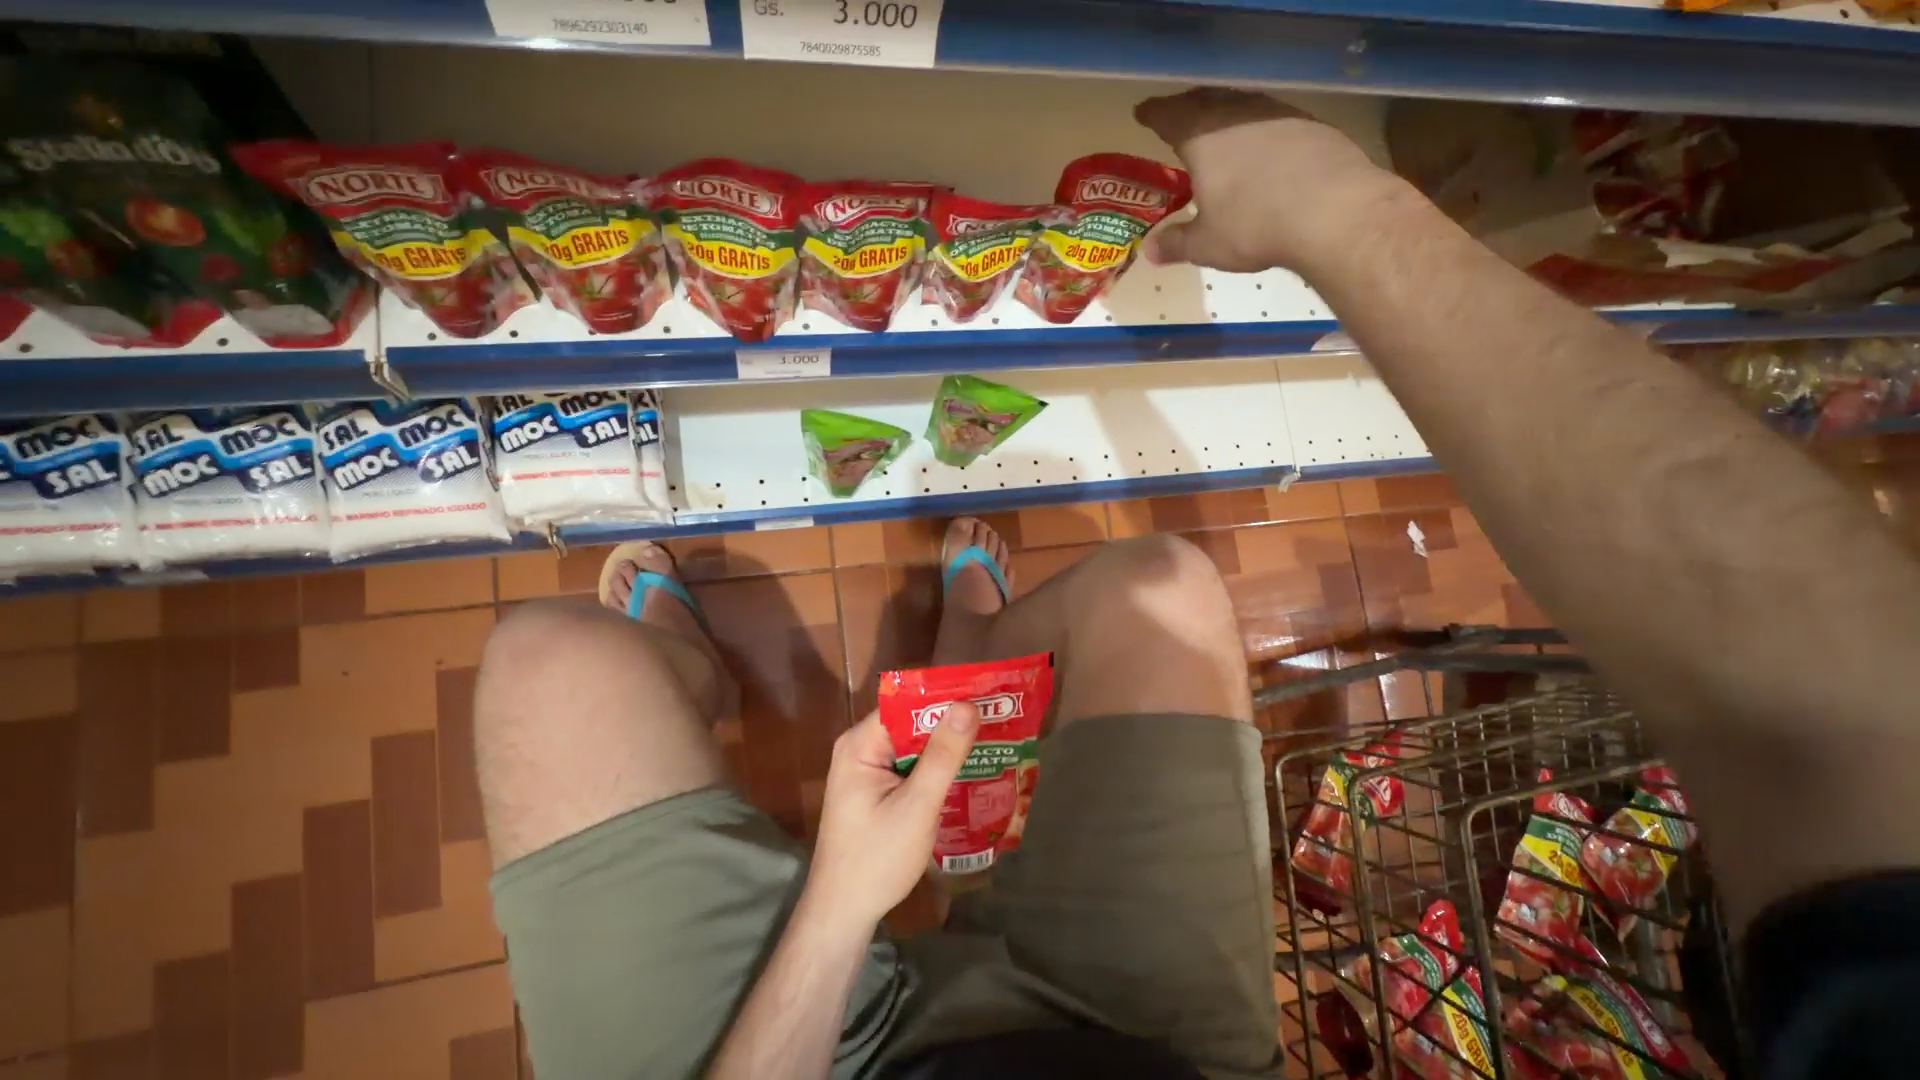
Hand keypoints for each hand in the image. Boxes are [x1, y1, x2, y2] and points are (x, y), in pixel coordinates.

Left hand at [806, 703, 980, 927]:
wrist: (843, 912)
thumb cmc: (877, 858)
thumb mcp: (916, 806)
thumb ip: (942, 756)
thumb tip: (966, 705)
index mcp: (859, 745)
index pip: (905, 704)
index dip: (943, 697)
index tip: (984, 694)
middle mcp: (859, 750)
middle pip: (910, 723)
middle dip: (950, 722)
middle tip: (998, 717)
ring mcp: (867, 773)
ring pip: (914, 747)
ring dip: (947, 747)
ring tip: (994, 739)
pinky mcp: (877, 792)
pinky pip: (910, 768)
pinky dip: (936, 769)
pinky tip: (970, 772)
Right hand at [1134, 87, 1409, 272]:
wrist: (1332, 211)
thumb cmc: (1254, 226)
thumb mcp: (1206, 244)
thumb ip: (1176, 243)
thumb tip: (1151, 251)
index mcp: (1202, 138)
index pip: (1168, 115)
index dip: (1153, 114)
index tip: (1143, 113)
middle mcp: (1237, 115)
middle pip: (1205, 100)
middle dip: (1188, 107)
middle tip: (1178, 115)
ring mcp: (1277, 116)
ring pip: (1242, 104)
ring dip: (1226, 114)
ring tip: (1219, 128)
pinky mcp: (1311, 126)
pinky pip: (1273, 119)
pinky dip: (1259, 129)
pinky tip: (1263, 148)